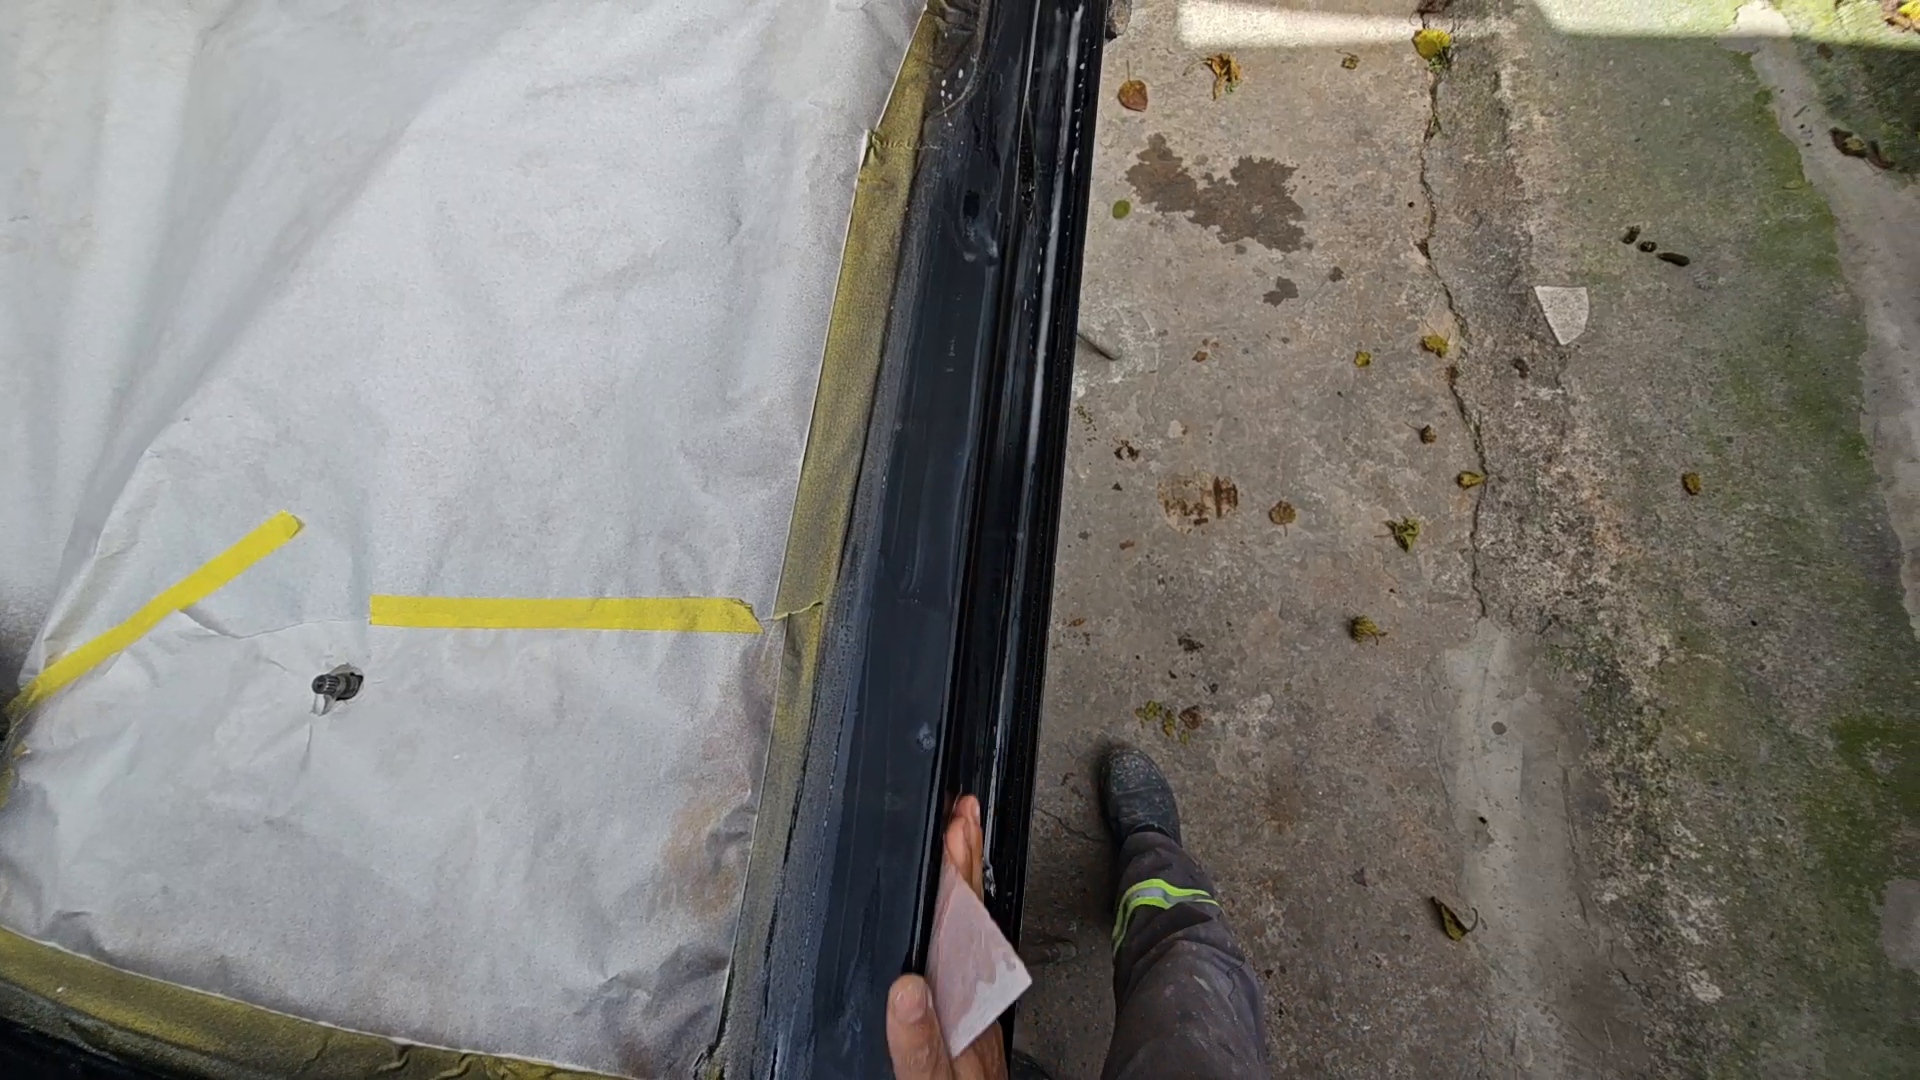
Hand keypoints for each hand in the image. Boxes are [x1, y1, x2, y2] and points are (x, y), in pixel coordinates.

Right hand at [886, 794, 1008, 1079]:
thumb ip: (923, 1048)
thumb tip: (906, 988)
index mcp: (965, 1007)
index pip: (958, 924)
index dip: (956, 871)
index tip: (955, 825)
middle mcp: (972, 1000)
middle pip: (970, 919)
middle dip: (966, 861)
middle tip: (963, 812)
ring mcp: (970, 1008)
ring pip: (971, 933)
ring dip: (965, 880)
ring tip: (960, 837)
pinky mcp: (963, 1020)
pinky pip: (964, 955)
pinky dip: (957, 918)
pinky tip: (953, 909)